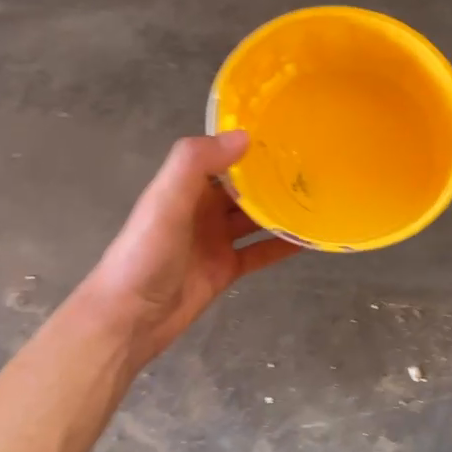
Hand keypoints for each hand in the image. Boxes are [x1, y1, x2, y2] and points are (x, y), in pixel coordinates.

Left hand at [81, 132, 299, 365]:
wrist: (129, 318)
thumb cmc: (145, 255)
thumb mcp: (166, 202)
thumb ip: (196, 165)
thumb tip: (245, 136)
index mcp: (186, 188)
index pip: (223, 158)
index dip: (252, 146)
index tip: (291, 133)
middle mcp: (202, 210)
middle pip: (245, 188)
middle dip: (275, 177)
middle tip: (319, 166)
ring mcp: (217, 241)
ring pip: (257, 219)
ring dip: (284, 210)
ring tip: (322, 198)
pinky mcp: (228, 269)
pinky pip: (262, 252)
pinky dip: (284, 246)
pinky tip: (311, 239)